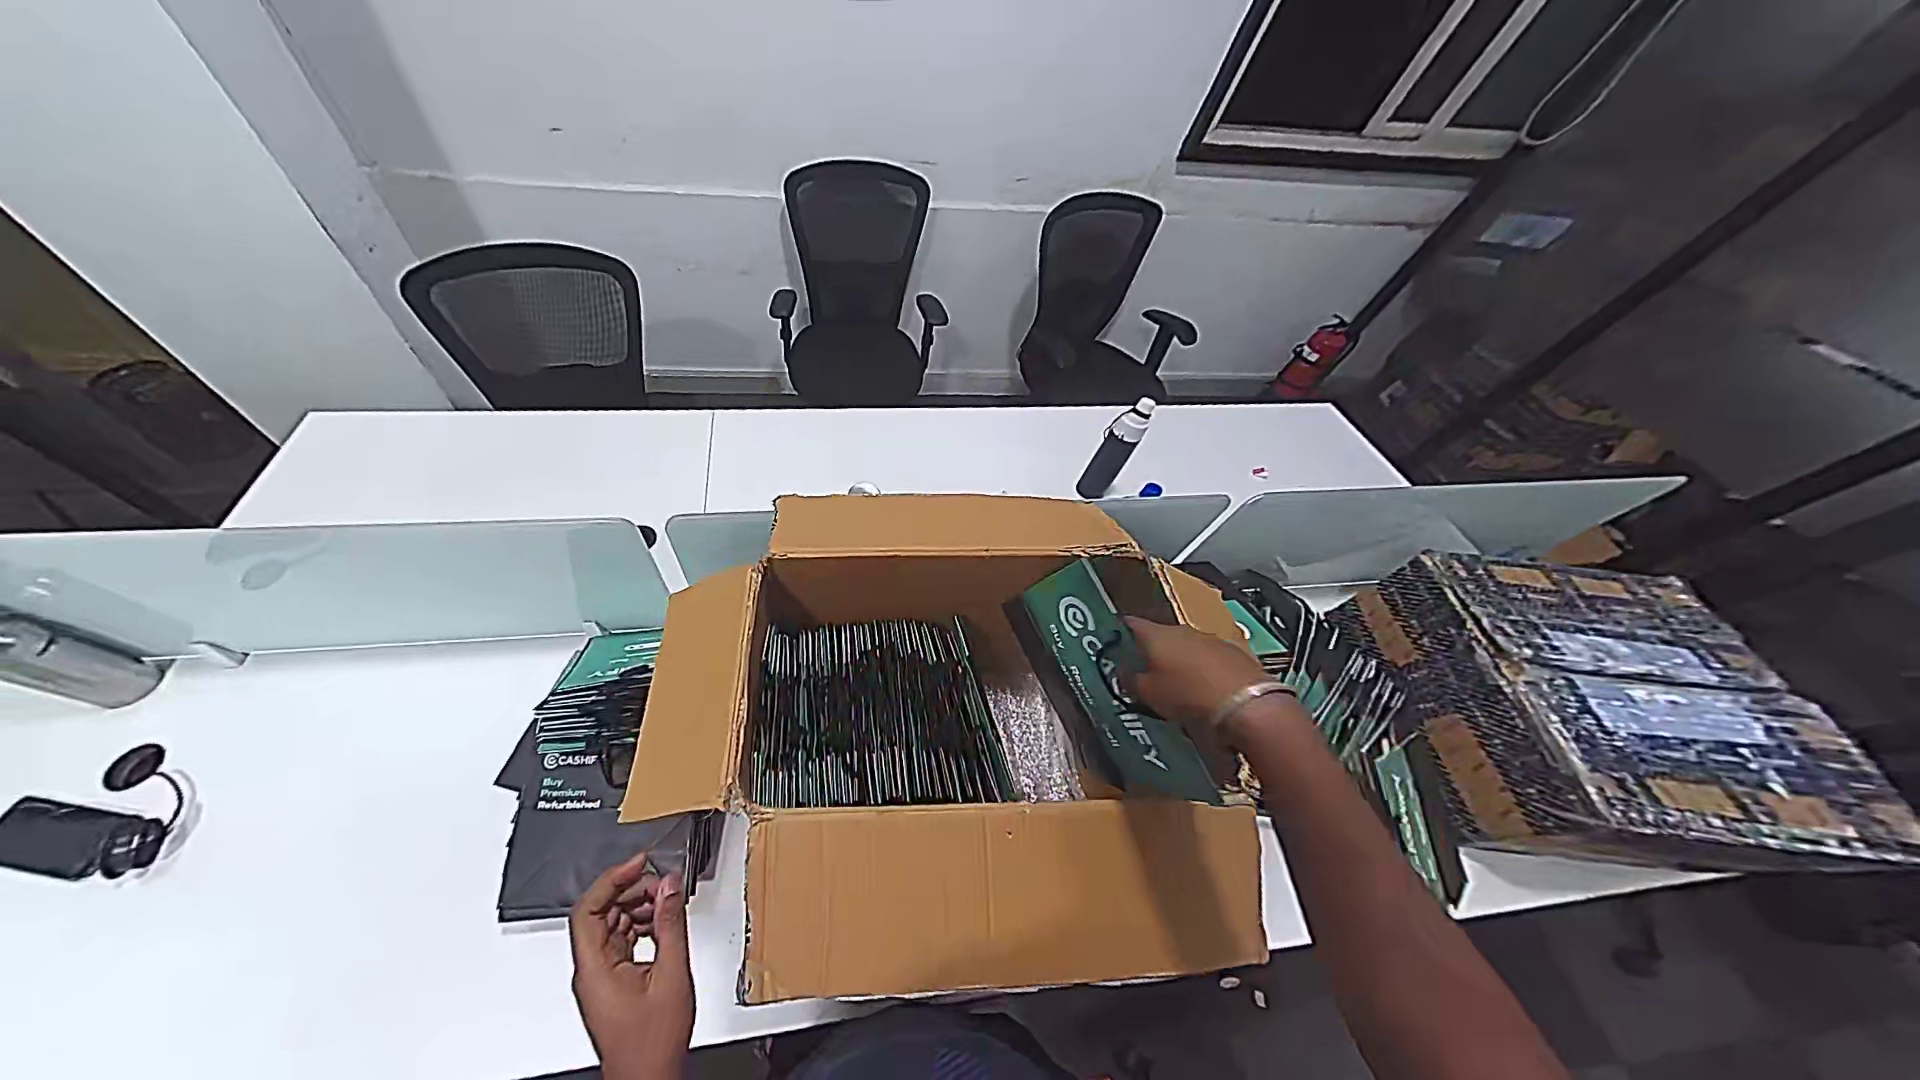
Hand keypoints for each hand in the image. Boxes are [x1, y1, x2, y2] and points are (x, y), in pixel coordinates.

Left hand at [569, 852, 693, 1079]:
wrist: (649, 1077)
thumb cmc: (653, 1041)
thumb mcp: (672, 972)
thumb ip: (670, 923)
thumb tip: (670, 886)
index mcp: (595, 969)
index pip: (588, 910)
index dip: (612, 879)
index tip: (639, 863)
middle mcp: (592, 970)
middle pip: (601, 913)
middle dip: (633, 891)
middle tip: (664, 884)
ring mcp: (602, 975)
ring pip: (613, 924)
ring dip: (640, 906)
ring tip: (668, 903)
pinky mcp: (614, 979)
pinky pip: (622, 938)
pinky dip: (643, 924)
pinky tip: (664, 923)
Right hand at [1123, 616, 1271, 734]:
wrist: (1246, 705)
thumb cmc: (1188, 695)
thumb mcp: (1148, 694)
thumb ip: (1130, 680)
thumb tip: (1123, 673)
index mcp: (1155, 634)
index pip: (1129, 623)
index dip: (1118, 632)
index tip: (1112, 644)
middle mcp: (1182, 629)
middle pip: (1158, 635)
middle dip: (1150, 651)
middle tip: (1142, 671)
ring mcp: (1211, 639)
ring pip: (1185, 645)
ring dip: (1178, 660)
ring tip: (1174, 684)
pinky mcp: (1235, 652)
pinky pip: (1209, 658)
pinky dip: (1202, 669)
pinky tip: (1202, 688)